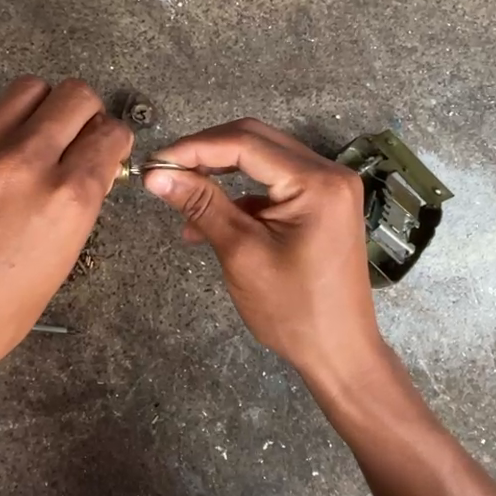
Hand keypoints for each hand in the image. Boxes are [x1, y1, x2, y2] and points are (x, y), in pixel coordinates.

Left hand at [0, 77, 131, 392]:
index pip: (109, 134)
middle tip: (77, 135)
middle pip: (75, 96)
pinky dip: (5, 119)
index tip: (108, 147)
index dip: (114, 140)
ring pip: (30, 87)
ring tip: (38, 134)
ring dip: (44, 105)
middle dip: (87, 113)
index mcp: (66, 200)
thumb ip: (76, 207)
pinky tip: (1, 147)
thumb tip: (87, 173)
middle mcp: (27, 162)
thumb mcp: (56, 267)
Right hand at [143, 119, 381, 383]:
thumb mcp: (241, 253)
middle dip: (205, 152)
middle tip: (164, 171)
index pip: (245, 143)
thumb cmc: (293, 310)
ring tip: (180, 193)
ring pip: (261, 158)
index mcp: (317, 182)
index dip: (194, 148)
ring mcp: (327, 187)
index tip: (155, 163)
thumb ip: (201, 204)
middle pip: (254, 141)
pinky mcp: (320, 203)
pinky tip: (207, 219)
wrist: (340, 355)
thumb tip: (156, 175)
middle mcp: (328, 172)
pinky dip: (238, 193)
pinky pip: (271, 182)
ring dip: (219, 171)